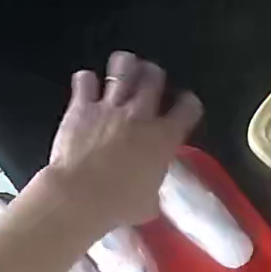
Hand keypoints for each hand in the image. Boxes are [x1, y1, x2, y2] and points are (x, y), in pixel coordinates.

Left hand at [32, 51, 202, 237]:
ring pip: (123, 68)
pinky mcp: (82, 106)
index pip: (188, 109)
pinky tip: (88, 86)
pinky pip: (85, 79)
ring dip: (126, 66)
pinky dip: (87, 81)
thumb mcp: (149, 203)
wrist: (81, 196)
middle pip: (154, 78)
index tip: (187, 106)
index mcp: (164, 139)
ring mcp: (110, 107)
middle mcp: (140, 116)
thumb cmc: (119, 205)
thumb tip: (150, 193)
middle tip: (152, 78)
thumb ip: (153, 189)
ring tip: (126, 67)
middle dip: (155, 75)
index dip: (189, 104)